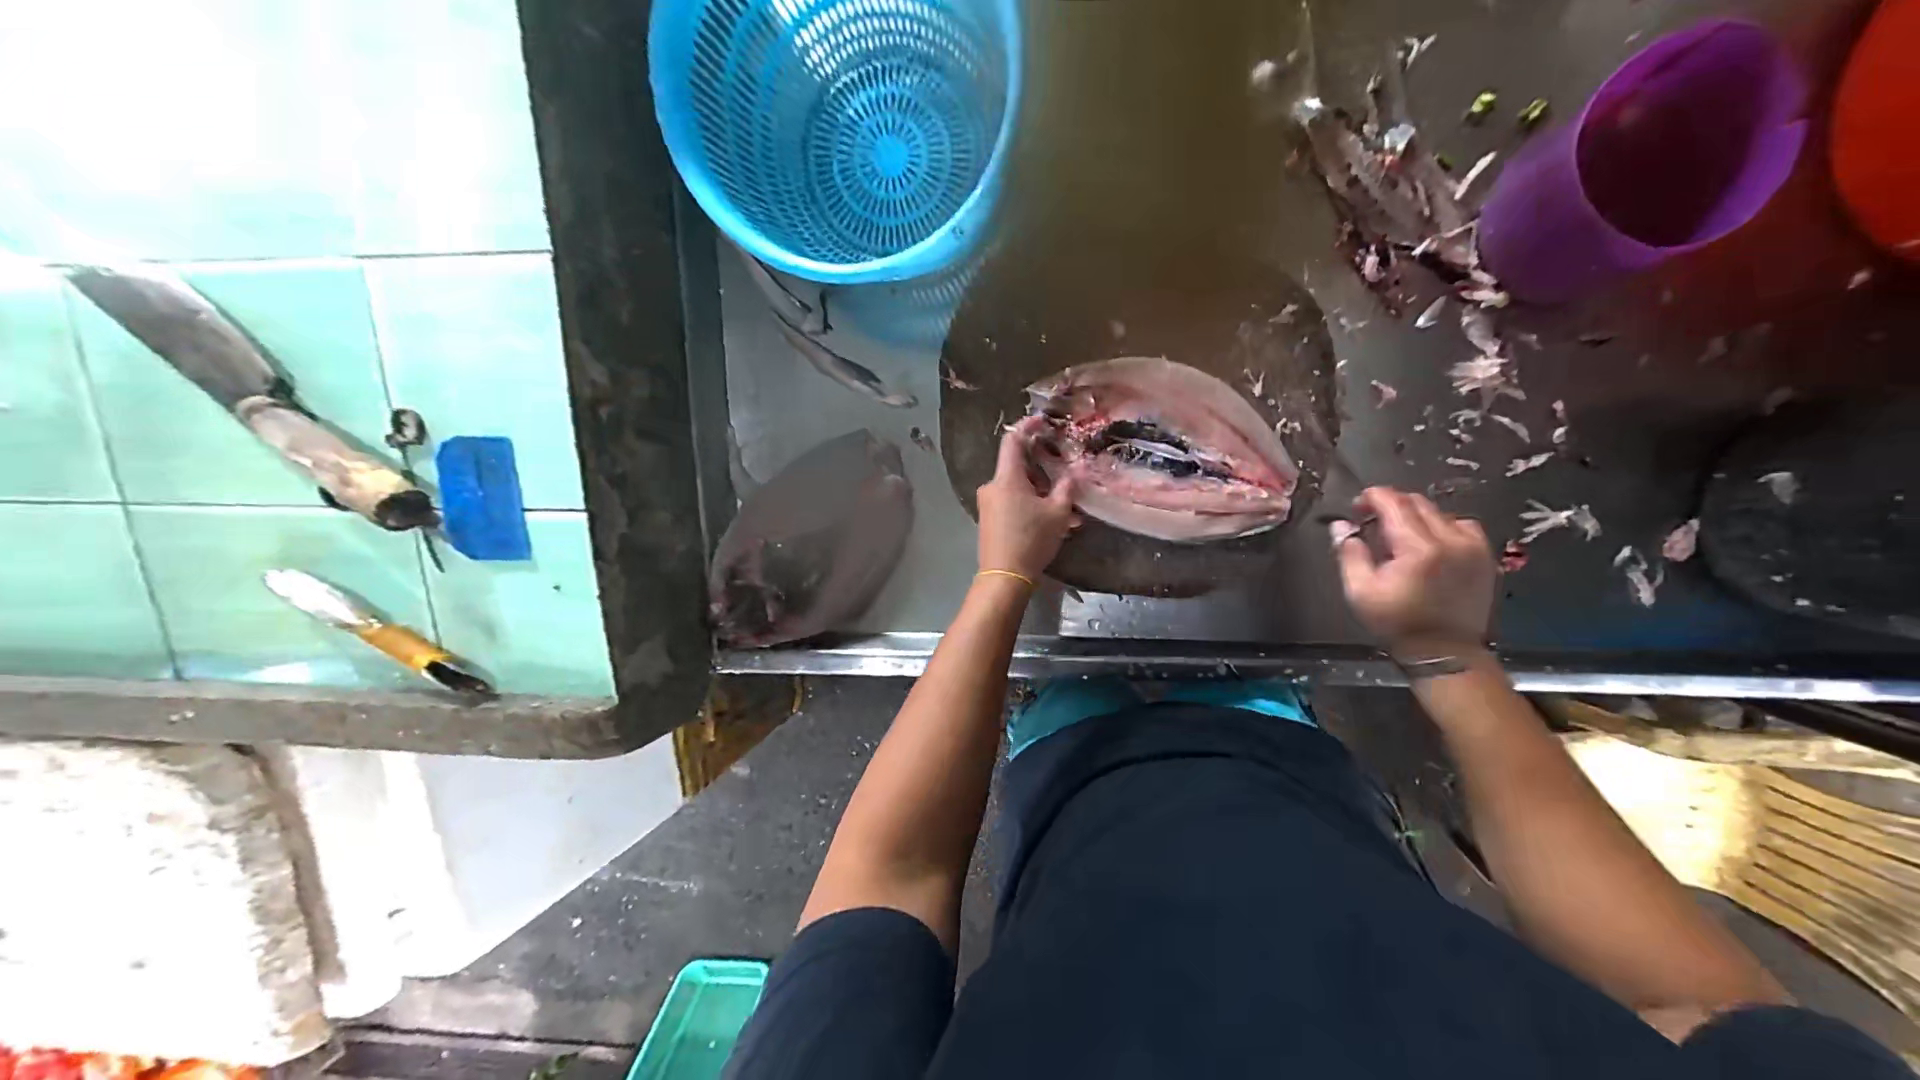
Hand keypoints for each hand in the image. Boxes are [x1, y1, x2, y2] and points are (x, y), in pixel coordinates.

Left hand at [976, 416, 1078, 581]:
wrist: (1004, 576)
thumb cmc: (1031, 540)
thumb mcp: (1057, 513)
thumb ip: (1067, 488)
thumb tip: (1076, 472)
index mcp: (1006, 478)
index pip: (1013, 440)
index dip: (1027, 426)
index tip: (1042, 421)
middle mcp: (992, 486)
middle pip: (1018, 466)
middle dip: (1043, 469)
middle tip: (1066, 473)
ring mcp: (988, 504)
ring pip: (1018, 488)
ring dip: (1041, 492)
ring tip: (1067, 509)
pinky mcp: (989, 520)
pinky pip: (1012, 503)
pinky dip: (1031, 505)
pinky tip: (1052, 522)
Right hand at [1332, 486, 1493, 657]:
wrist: (1445, 652)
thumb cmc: (1397, 623)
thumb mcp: (1360, 592)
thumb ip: (1349, 553)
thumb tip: (1341, 525)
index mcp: (1418, 548)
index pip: (1395, 503)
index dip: (1373, 496)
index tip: (1358, 503)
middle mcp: (1450, 541)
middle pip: (1418, 503)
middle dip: (1392, 504)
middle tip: (1373, 520)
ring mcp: (1473, 548)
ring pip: (1440, 513)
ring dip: (1417, 516)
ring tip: (1402, 534)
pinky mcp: (1485, 558)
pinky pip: (1464, 526)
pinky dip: (1444, 526)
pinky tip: (1432, 542)